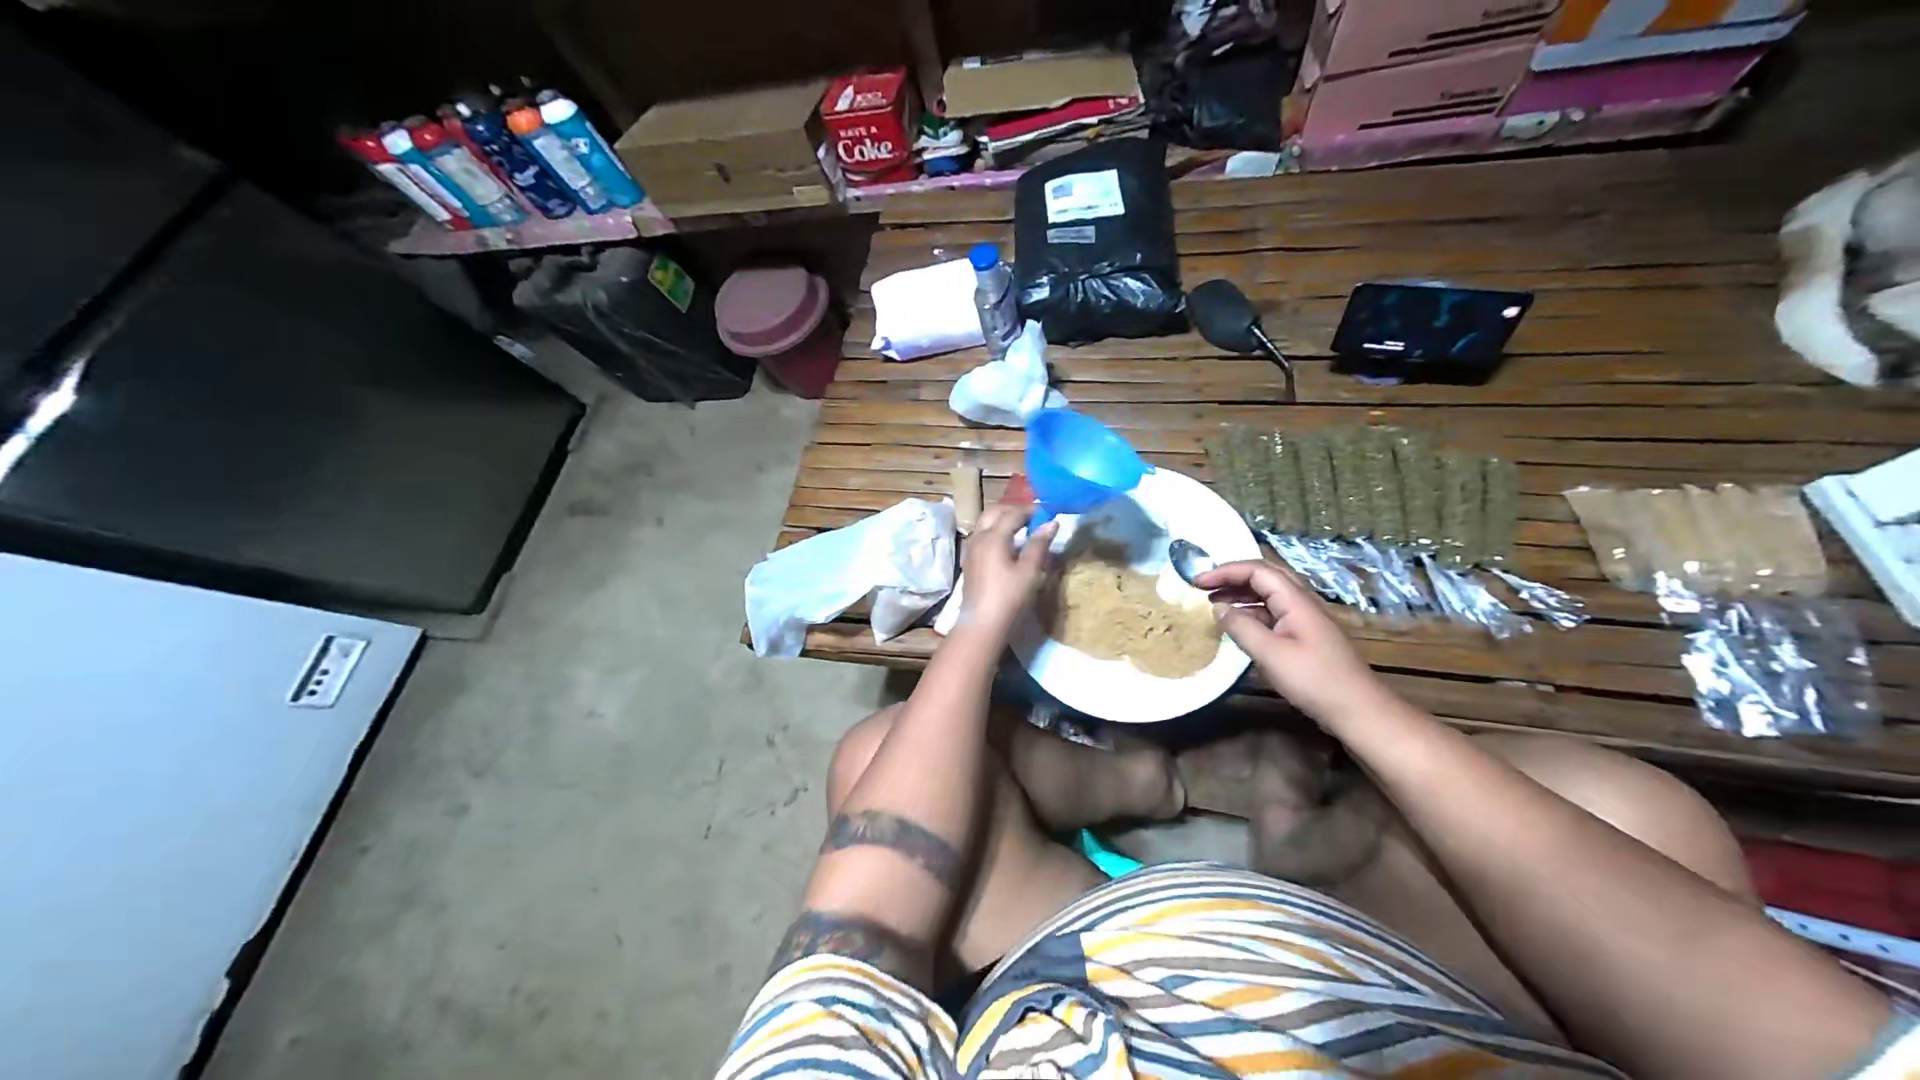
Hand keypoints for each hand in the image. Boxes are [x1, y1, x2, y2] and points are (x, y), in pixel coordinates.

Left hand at [959, 505, 1056, 633]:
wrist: (981, 624)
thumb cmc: (1008, 598)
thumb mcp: (1029, 571)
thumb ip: (1039, 545)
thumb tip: (1051, 523)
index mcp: (992, 537)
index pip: (1012, 514)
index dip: (1030, 510)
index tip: (1047, 511)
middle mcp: (978, 539)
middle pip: (993, 513)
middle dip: (1012, 510)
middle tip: (1032, 516)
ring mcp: (971, 551)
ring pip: (985, 524)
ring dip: (1002, 520)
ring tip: (1022, 529)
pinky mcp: (970, 562)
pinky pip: (982, 537)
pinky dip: (996, 532)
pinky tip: (1008, 546)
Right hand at [1195, 559, 1390, 727]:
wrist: (1358, 709)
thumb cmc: (1314, 680)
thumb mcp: (1270, 654)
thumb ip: (1241, 627)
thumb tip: (1218, 608)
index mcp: (1295, 600)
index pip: (1256, 570)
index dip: (1225, 571)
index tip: (1197, 582)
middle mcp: (1302, 602)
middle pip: (1264, 577)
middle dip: (1231, 577)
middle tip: (1203, 587)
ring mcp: (1305, 619)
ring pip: (1269, 595)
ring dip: (1240, 594)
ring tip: (1213, 604)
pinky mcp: (1305, 636)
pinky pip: (1273, 613)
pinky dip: (1250, 612)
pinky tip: (1237, 626)